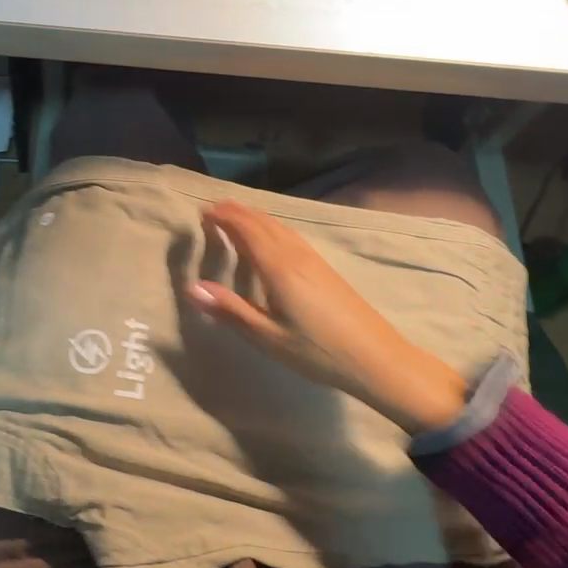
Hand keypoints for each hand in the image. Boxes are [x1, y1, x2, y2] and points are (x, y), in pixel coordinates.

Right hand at [187, 200, 466, 433]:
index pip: (246, 230)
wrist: (376, 358)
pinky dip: (270, 228)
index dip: (223, 217)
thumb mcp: (268, 338)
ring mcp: (313, 260)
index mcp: (278, 268)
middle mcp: (295, 255)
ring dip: (254, 217)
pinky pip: (290, 236)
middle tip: (212, 209)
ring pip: (279, 227)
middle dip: (236, 212)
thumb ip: (230, 310)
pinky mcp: (324, 268)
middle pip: (263, 222)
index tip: (200, 212)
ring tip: (234, 217)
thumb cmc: (318, 352)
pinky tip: (270, 238)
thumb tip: (191, 287)